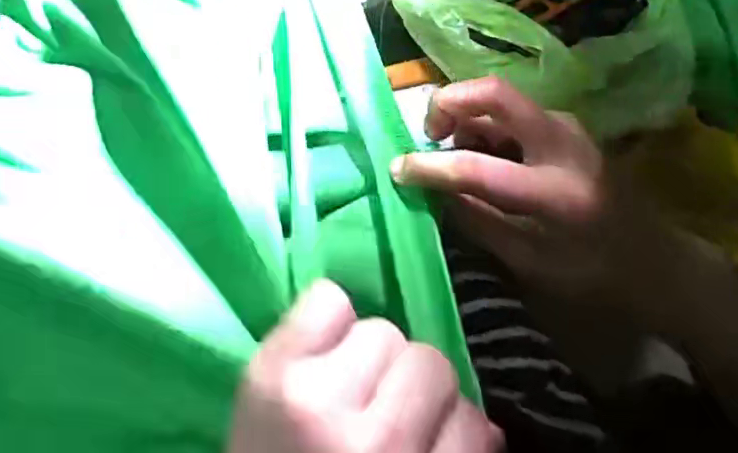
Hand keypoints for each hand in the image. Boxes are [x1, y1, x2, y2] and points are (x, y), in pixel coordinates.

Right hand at [227, 280, 501, 452]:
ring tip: (408, 429)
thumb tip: (351, 306)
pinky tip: (438, 451)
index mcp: (285, 389)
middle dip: (383, 364)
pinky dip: (464, 436)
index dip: (337, 332)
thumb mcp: (258, 403)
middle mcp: (339, 418)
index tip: (333, 363)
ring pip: (438, 370)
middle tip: (370, 403)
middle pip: (389, 334)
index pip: (332, 300)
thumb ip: (298, 346)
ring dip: (428, 396)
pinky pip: (479, 429)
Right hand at [389, 77, 688, 316]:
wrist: (662, 262)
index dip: (429, 167)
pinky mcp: (564, 123)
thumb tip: (428, 187)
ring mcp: (567, 126)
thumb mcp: (528, 263)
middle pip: (492, 93)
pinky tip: (484, 153)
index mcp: (555, 192)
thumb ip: (473, 219)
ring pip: (498, 98)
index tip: (397, 168)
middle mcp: (562, 143)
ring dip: (466, 116)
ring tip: (455, 151)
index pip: (477, 168)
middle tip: (430, 135)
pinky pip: (511, 110)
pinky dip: (485, 124)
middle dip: (448, 104)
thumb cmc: (595, 275)